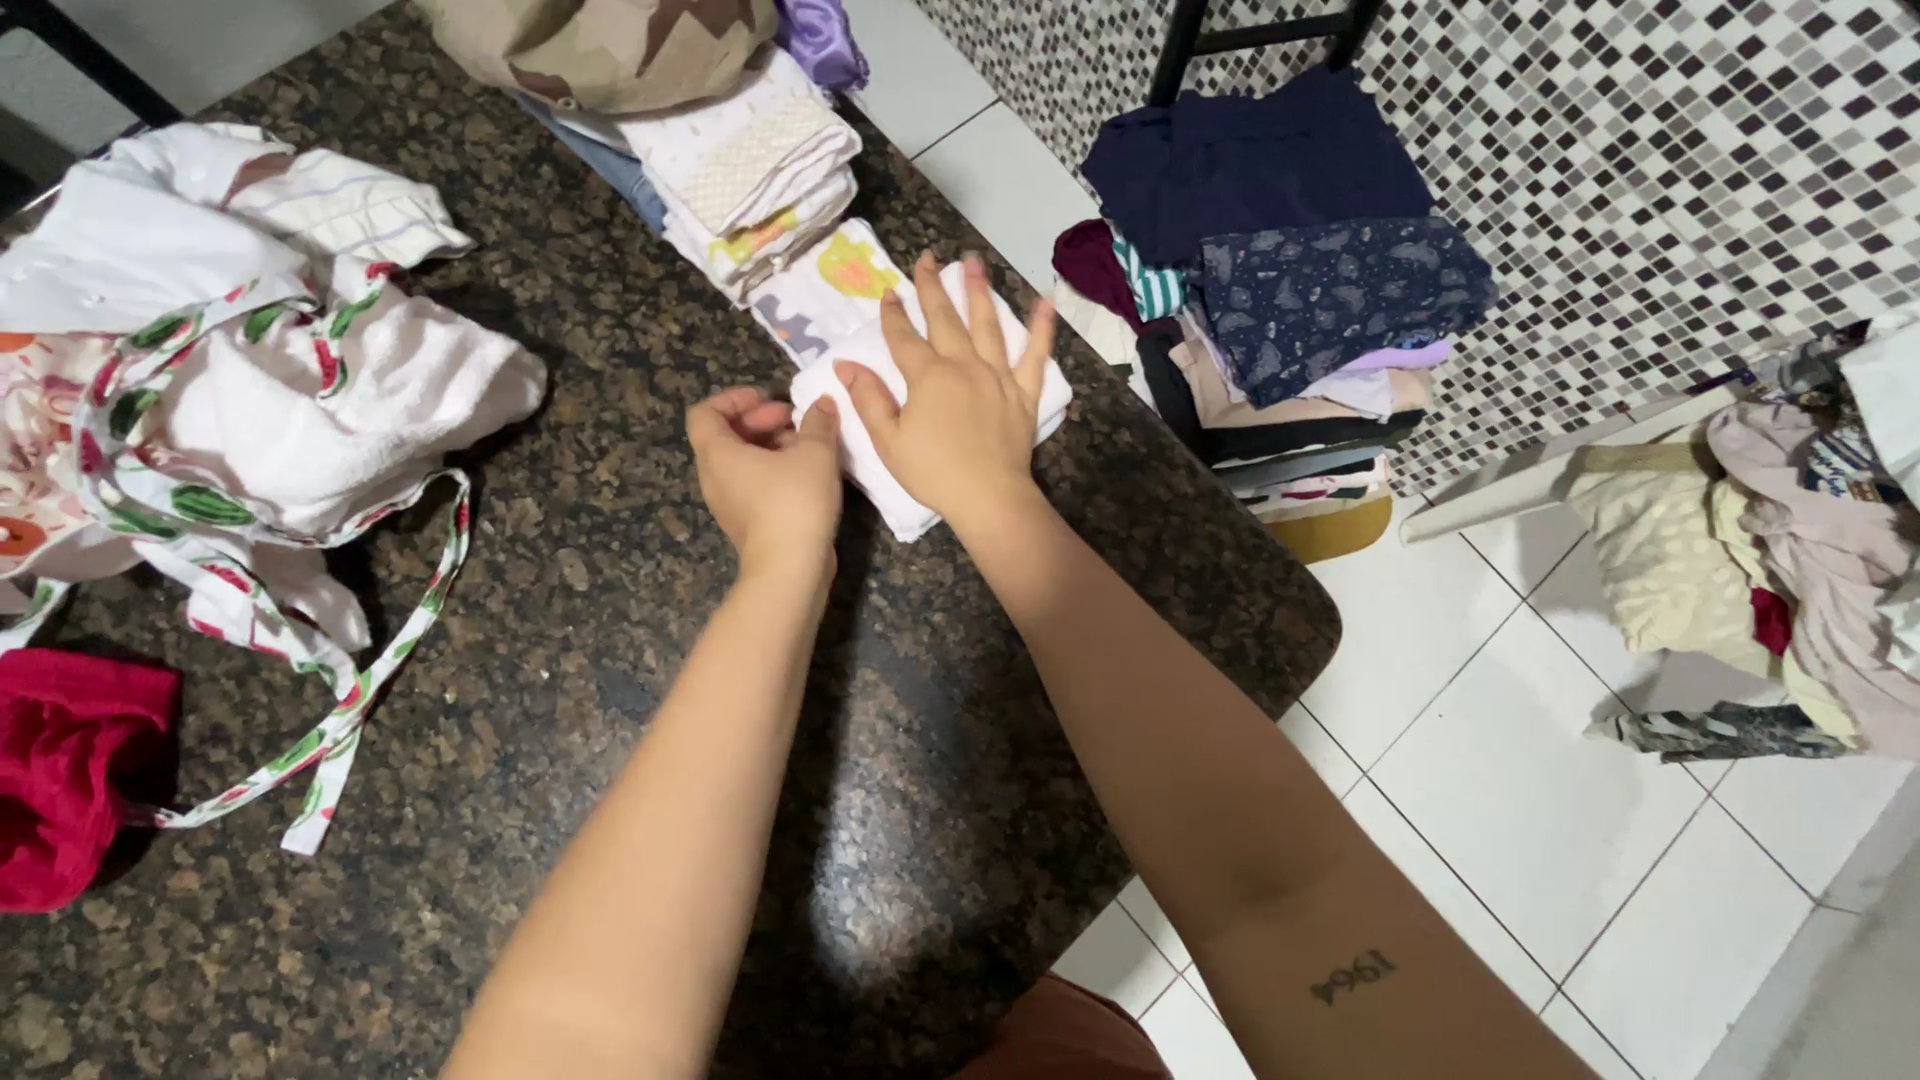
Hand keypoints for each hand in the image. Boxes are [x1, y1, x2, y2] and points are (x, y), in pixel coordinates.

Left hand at [686, 387, 841, 579]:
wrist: (791, 568)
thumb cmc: (795, 502)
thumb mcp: (816, 453)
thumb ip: (818, 422)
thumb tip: (822, 404)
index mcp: (717, 453)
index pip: (705, 413)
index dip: (733, 398)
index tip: (766, 397)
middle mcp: (714, 477)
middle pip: (725, 436)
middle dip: (760, 420)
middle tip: (795, 419)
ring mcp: (727, 503)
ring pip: (741, 462)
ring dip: (771, 446)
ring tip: (807, 446)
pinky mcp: (746, 523)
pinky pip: (752, 484)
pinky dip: (773, 471)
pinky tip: (808, 475)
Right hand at [833, 252, 1055, 526]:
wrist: (988, 496)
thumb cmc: (933, 473)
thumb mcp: (888, 441)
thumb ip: (869, 399)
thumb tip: (846, 365)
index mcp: (927, 376)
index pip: (904, 337)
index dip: (893, 314)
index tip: (889, 292)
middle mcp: (963, 365)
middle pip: (945, 319)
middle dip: (933, 287)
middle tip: (928, 258)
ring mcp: (997, 376)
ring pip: (988, 325)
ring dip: (979, 291)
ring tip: (974, 262)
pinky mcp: (1023, 392)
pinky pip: (1035, 355)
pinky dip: (1042, 328)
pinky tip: (1045, 301)